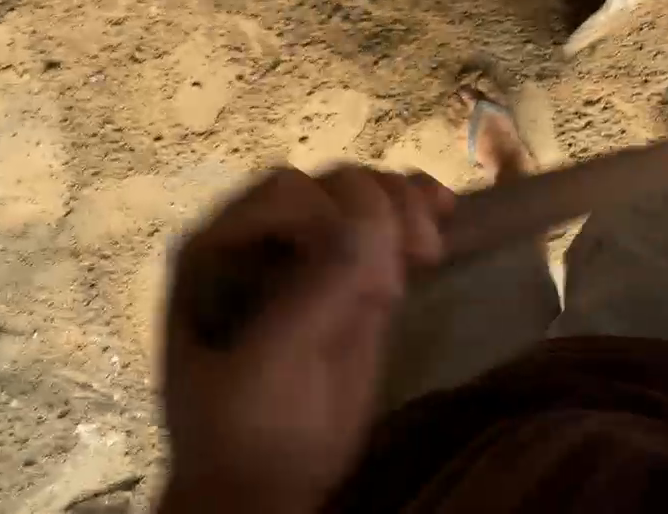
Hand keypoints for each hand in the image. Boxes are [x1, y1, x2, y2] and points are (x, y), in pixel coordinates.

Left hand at [158, 166, 452, 513]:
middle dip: (380, 211)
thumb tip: (378, 216)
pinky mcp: (359, 266)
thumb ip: (321, 284)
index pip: (289, 193)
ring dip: (407, 206)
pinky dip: (421, 204)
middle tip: (413, 261)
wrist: (271, 483)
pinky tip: (444, 211)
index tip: (370, 278)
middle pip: (336, 184)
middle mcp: (268, 234)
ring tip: (427, 251)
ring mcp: (317, 247)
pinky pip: (392, 214)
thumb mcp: (273, 358)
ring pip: (369, 191)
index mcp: (224, 244)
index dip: (337, 218)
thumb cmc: (252, 424)